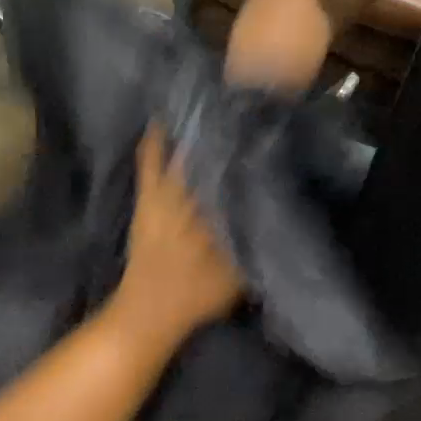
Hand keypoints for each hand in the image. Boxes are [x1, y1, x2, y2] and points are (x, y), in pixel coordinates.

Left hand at [104, 129, 245, 346]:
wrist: (150, 310)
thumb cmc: (197, 297)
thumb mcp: (239, 277)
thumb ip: (255, 246)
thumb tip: (274, 219)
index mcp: (220, 216)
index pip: (238, 179)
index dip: (249, 158)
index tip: (262, 138)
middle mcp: (195, 199)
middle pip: (212, 161)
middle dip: (224, 139)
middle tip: (239, 115)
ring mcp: (166, 195)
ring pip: (184, 155)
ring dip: (195, 134)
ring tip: (209, 110)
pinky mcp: (146, 197)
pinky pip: (149, 162)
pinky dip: (154, 141)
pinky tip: (161, 120)